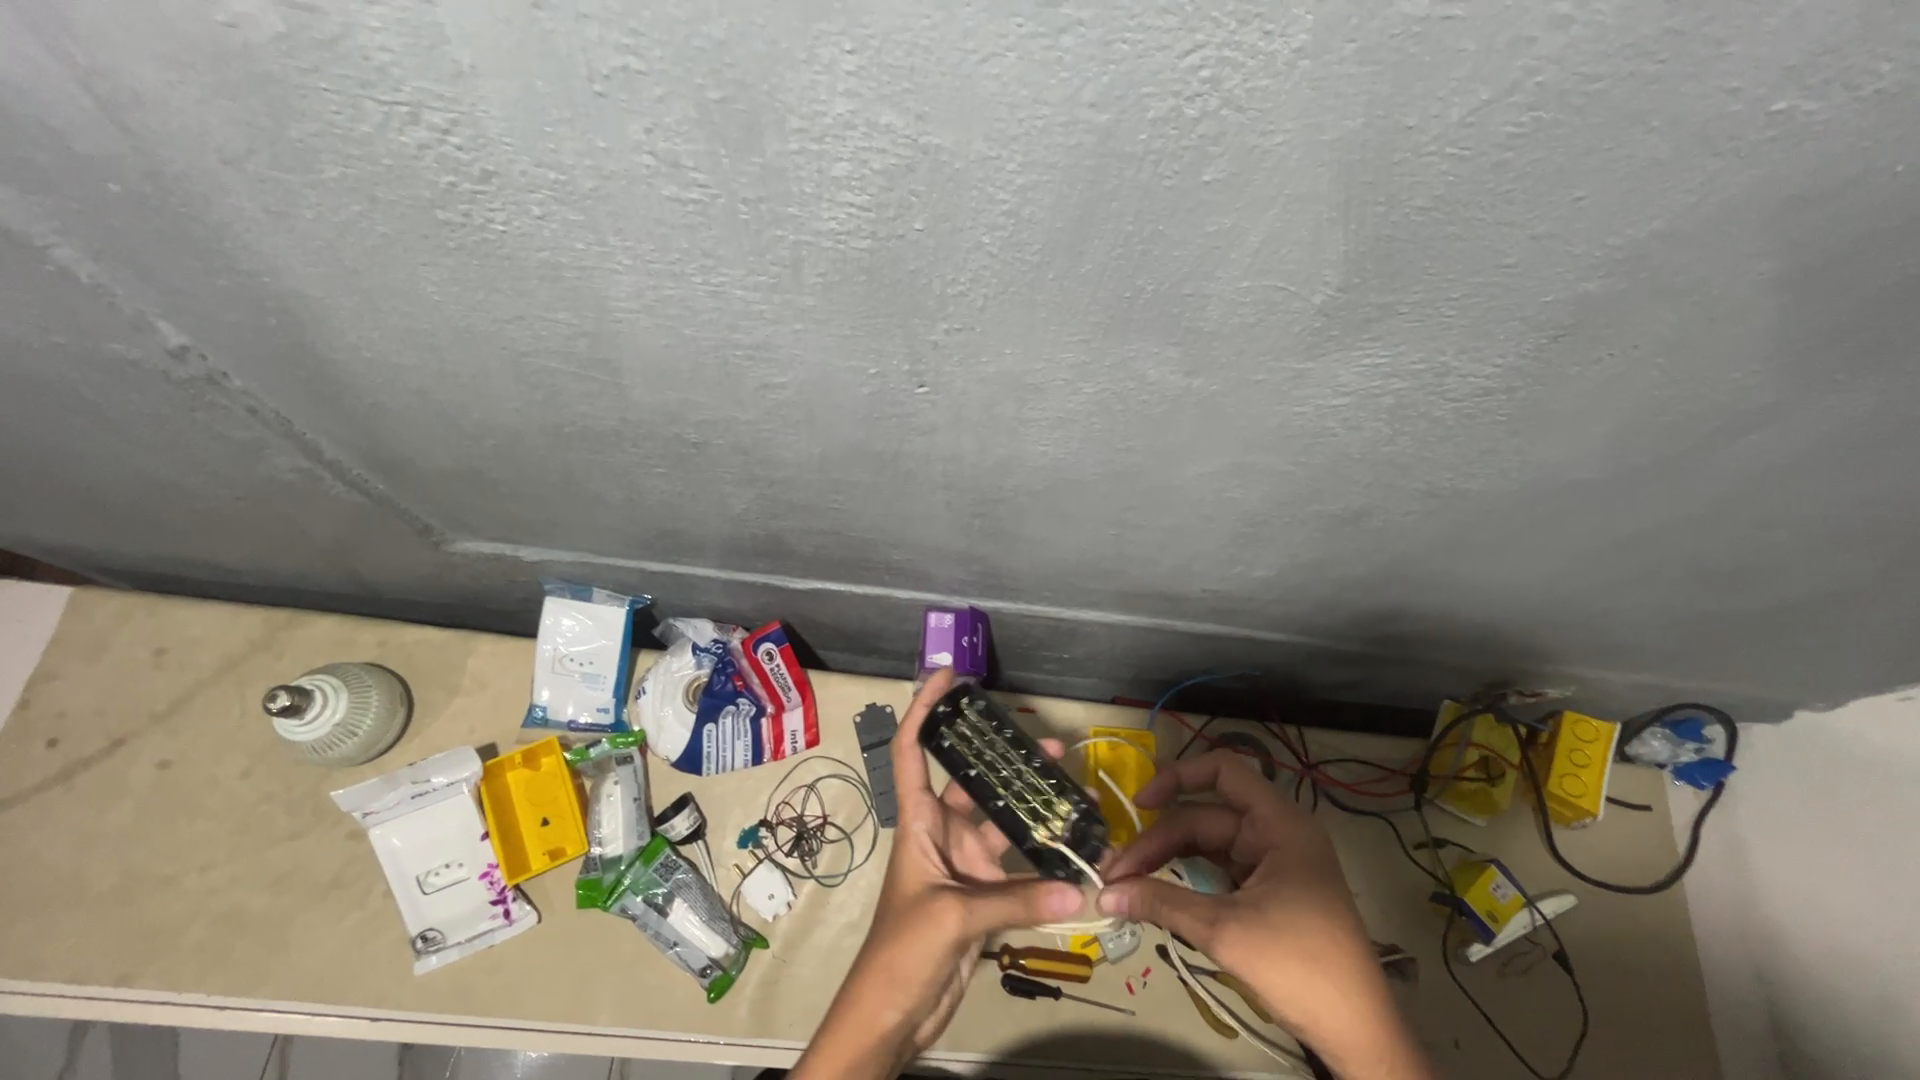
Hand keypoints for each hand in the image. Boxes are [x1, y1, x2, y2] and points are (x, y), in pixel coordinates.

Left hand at [792, 670, 1083, 1078]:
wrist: (892, 1015)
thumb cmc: (902, 951)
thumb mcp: (955, 916)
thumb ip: (1018, 900)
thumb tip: (1082, 889)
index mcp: (917, 822)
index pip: (912, 751)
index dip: (924, 710)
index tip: (947, 676)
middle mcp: (941, 834)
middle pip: (974, 784)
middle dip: (1009, 763)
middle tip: (1056, 747)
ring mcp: (964, 866)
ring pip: (1004, 827)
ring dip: (1034, 814)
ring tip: (1075, 795)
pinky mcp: (983, 899)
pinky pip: (1018, 871)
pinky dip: (1045, 866)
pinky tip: (1077, 855)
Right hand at [1098, 750, 1432, 1078]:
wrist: (1357, 1032)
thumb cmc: (1300, 967)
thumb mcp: (1225, 931)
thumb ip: (1162, 903)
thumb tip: (1104, 894)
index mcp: (1279, 824)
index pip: (1223, 771)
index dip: (1177, 777)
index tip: (1139, 804)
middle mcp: (1276, 833)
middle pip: (1203, 816)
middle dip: (1157, 841)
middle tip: (1114, 874)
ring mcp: (1272, 863)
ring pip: (1206, 844)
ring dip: (1167, 860)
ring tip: (1125, 884)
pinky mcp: (1266, 892)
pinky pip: (1217, 871)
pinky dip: (1185, 880)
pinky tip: (1155, 895)